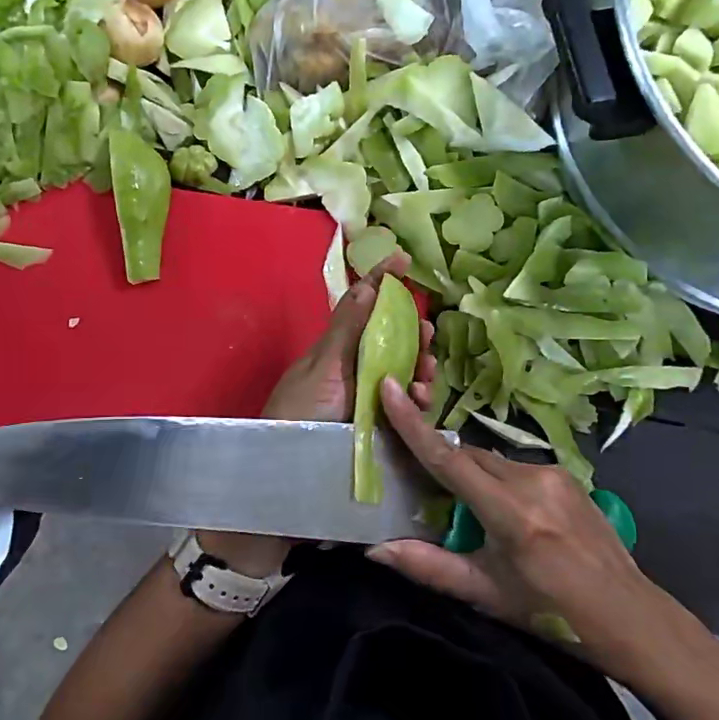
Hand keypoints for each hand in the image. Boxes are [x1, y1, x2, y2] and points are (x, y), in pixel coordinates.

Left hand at [261, 252, 435, 422]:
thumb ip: (348, 328)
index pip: (364, 305)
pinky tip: (421, 399)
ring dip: (421, 364)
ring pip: (405, 368)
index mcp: (340, 345)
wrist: (291, 461)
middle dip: (414, 332)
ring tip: (426, 372)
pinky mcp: (381, 419)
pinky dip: (418, 397)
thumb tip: (369, 285)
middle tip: (427, 332)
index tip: (402, 258)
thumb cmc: (301, 407)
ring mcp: (369, 392)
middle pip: (393, 337)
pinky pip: (407, 401)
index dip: (382, 281)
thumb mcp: (324, 365)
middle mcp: (357, 364)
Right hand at [366, 378, 656, 638]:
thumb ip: (428, 567)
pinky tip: (507, 512)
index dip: (413, 424)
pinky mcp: (567, 474)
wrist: (631, 615)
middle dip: (442, 464)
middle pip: (467, 455)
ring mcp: (553, 473)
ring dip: (472, 476)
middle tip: (422, 487)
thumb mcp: (486, 593)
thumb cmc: (553, 612)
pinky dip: (498, 481)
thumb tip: (375, 551)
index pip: (448, 460)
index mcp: (511, 513)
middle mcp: (532, 481)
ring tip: (473, 513)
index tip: (389, 388)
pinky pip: (515, 467)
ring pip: (491, 460)